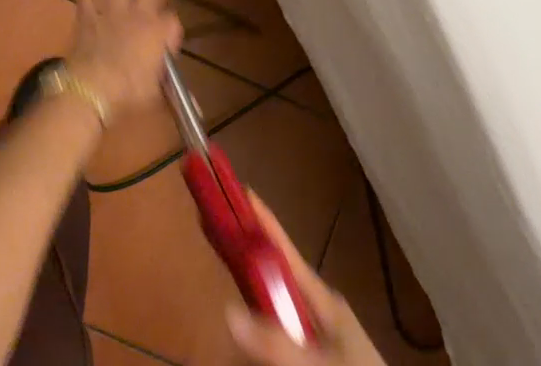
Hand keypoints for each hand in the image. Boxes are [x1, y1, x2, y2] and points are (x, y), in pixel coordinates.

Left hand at [66, 0, 181, 120]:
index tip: (170, 44)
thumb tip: (193, 107)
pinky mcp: (88, 20)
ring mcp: (111, 15)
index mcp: (158, 33)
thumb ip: (170, 91)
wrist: (90, 88)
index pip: (173, 23)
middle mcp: (137, 17)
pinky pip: (86, 2)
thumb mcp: (155, 94)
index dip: (173, 32)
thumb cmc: (128, 92)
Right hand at [226, 195, 386, 365]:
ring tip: (231, 330)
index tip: (242, 191)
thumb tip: (227, 311)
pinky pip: (278, 341)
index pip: (286, 253)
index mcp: (324, 300)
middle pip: (272, 283)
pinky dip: (261, 345)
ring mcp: (315, 336)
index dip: (265, 223)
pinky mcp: (311, 354)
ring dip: (252, 320)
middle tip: (216, 247)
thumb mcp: (322, 363)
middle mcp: (317, 312)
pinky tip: (248, 354)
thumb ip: (278, 342)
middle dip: (245, 268)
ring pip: (271, 316)